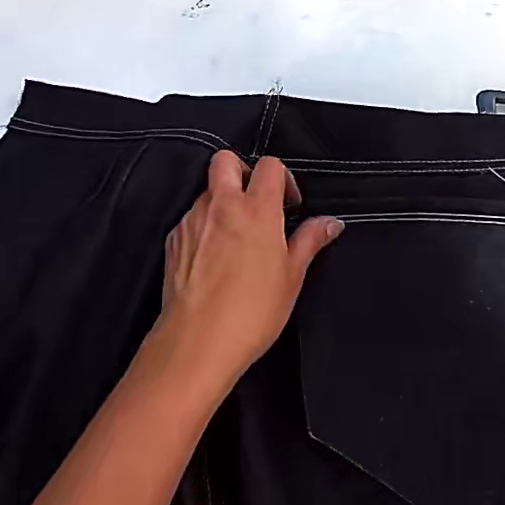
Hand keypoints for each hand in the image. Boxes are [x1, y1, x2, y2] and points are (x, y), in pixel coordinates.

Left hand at [154, 151, 341, 383]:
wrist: (196, 344)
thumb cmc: (250, 312)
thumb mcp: (292, 276)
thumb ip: (310, 240)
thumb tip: (330, 223)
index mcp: (257, 209)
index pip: (270, 165)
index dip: (282, 177)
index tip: (288, 203)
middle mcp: (222, 206)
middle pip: (226, 160)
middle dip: (242, 170)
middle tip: (256, 200)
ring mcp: (193, 221)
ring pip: (206, 190)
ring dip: (222, 201)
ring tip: (236, 234)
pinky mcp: (173, 240)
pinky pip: (190, 218)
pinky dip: (203, 226)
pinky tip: (214, 256)